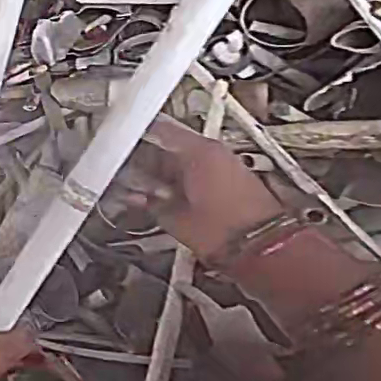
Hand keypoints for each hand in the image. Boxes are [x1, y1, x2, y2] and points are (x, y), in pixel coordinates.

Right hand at [113, 117, 286, 261]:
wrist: (262, 251)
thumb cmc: (225, 230)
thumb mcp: (174, 216)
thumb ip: (147, 200)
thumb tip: (134, 196)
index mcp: (199, 150)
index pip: (158, 129)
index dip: (135, 135)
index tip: (118, 141)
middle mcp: (212, 152)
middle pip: (168, 145)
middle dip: (143, 160)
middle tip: (122, 172)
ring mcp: (222, 166)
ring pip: (179, 160)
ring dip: (158, 173)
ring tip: (137, 190)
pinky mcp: (228, 182)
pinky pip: (194, 173)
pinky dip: (176, 182)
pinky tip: (160, 198)